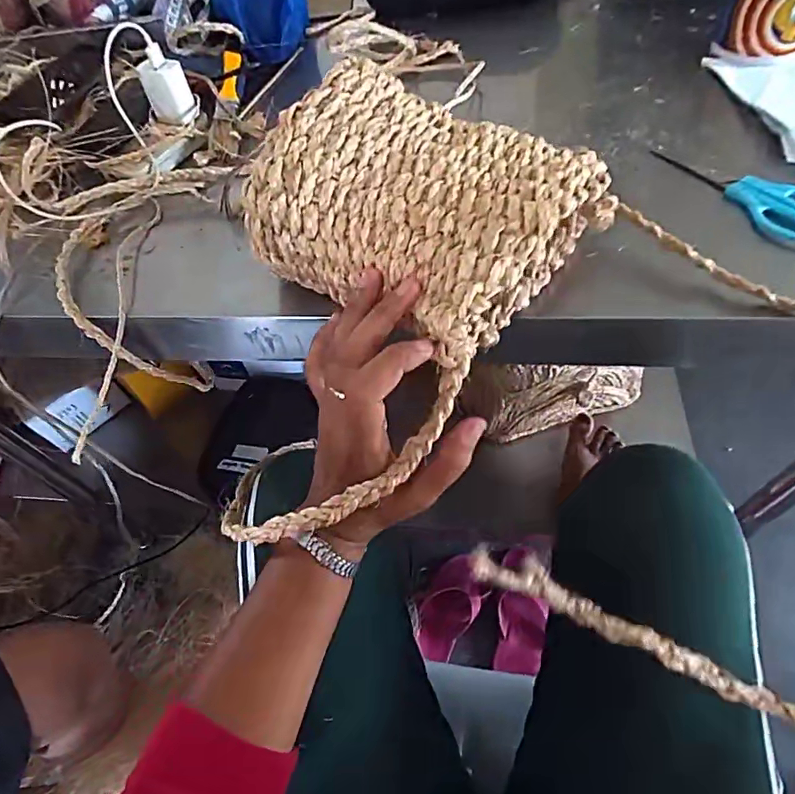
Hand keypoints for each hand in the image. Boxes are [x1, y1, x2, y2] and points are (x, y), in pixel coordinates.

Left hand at [301, 268, 484, 556]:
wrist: (327, 518)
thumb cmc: (374, 507)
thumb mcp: (417, 496)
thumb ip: (448, 464)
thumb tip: (475, 422)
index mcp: (358, 428)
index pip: (372, 378)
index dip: (400, 356)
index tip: (431, 348)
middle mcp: (336, 406)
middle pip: (351, 349)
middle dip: (380, 313)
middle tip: (408, 283)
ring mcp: (324, 399)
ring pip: (332, 345)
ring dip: (354, 308)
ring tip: (372, 275)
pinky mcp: (322, 397)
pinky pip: (319, 355)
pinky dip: (331, 328)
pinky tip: (344, 310)